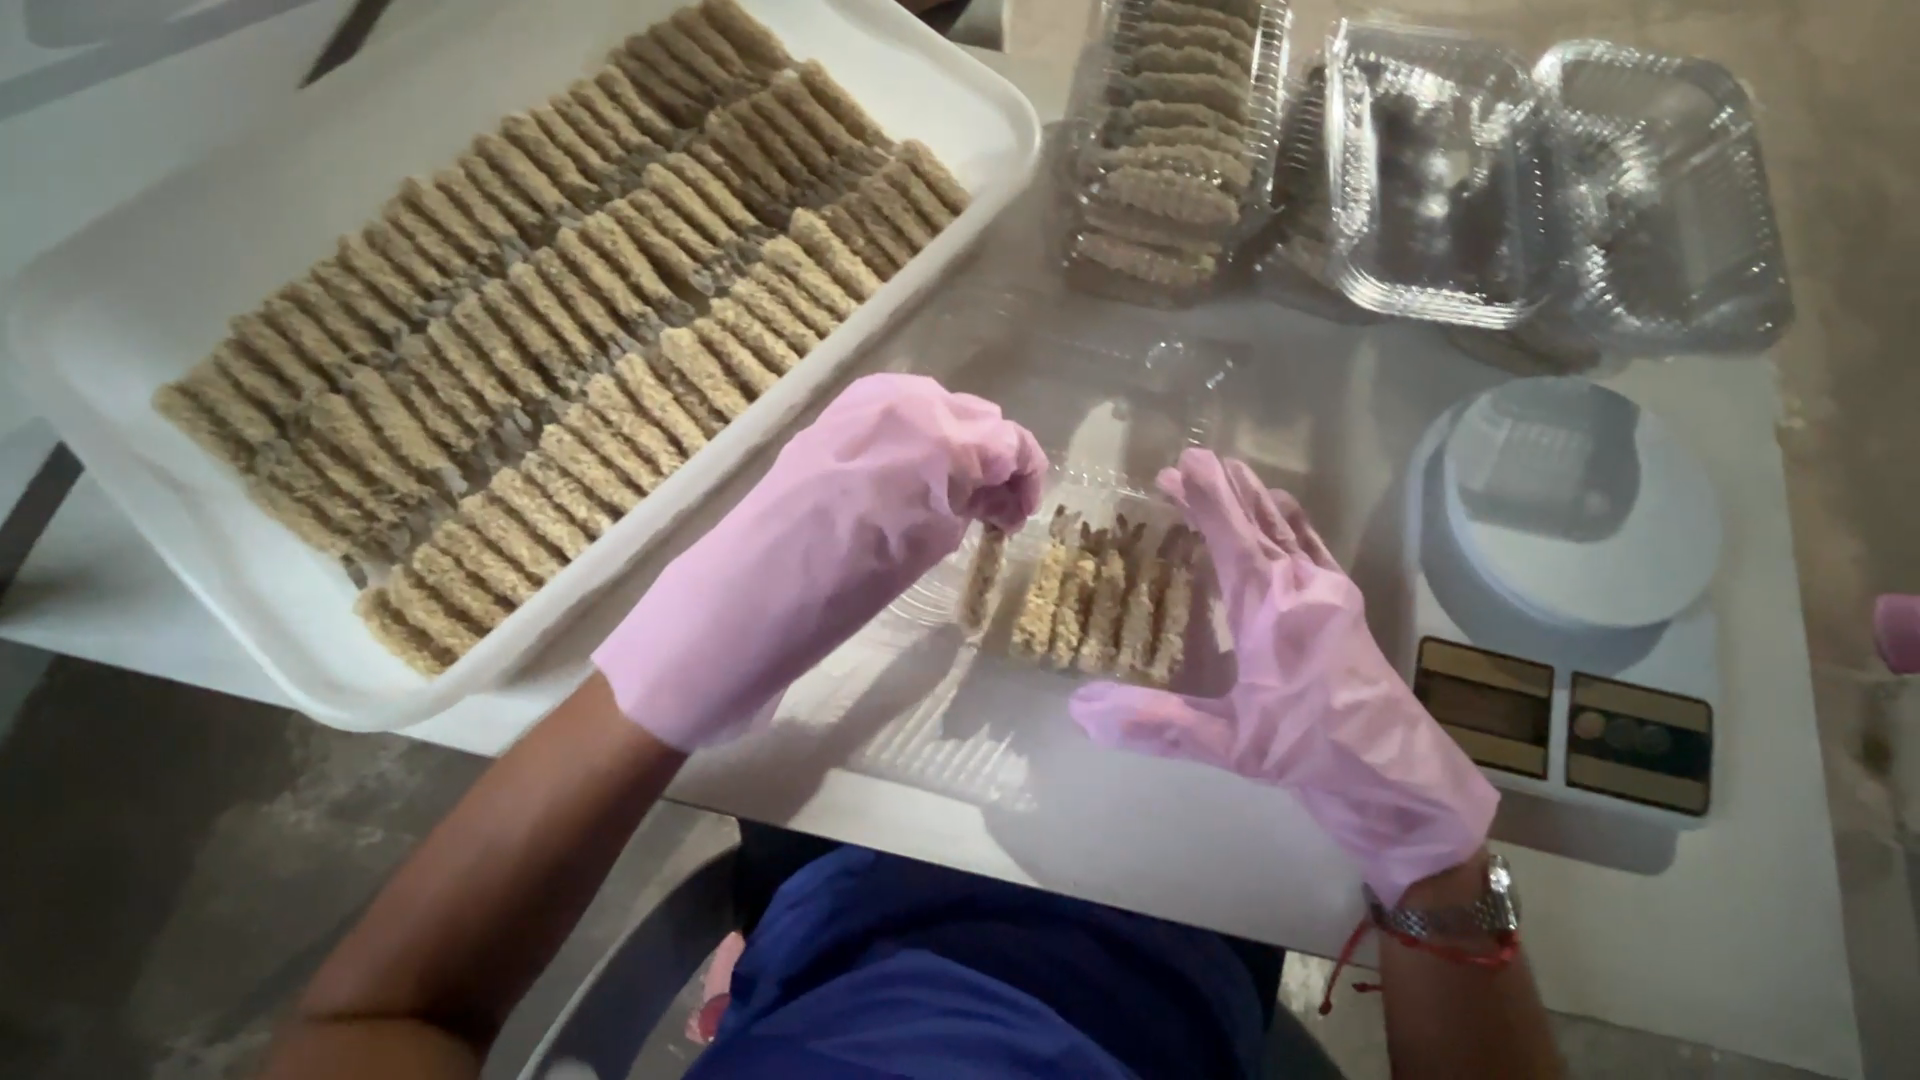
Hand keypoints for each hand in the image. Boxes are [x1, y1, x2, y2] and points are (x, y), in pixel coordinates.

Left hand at [595, 373, 1047, 750]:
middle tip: (989, 515)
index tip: (1018, 520)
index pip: (1010, 441)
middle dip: (992, 463)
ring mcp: (862, 403)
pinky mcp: (831, 417)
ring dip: (954, 451)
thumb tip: (983, 489)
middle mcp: (905, 401)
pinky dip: (915, 444)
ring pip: (935, 412)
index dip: (1026, 480)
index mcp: (941, 434)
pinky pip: (894, 416)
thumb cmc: (849, 581)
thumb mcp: (928, 545)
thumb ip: (969, 502)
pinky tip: (906, 485)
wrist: (749, 592)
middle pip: (975, 418)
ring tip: (947, 503)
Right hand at [1069, 450, 1496, 903]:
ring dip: (1256, 500)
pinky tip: (1286, 525)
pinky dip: (1289, 523)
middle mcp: (1304, 585)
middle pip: (1259, 519)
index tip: (1181, 462)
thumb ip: (1154, 723)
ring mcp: (1332, 595)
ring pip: (1289, 528)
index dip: (1205, 496)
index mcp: (1272, 603)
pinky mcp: (1347, 611)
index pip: (1231, 533)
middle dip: (1224, 489)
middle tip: (1189, 463)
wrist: (1402, 780)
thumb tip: (1079, 709)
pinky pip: (1313, 547)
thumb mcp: (1230, 742)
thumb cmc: (1313, 752)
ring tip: (1233, 477)